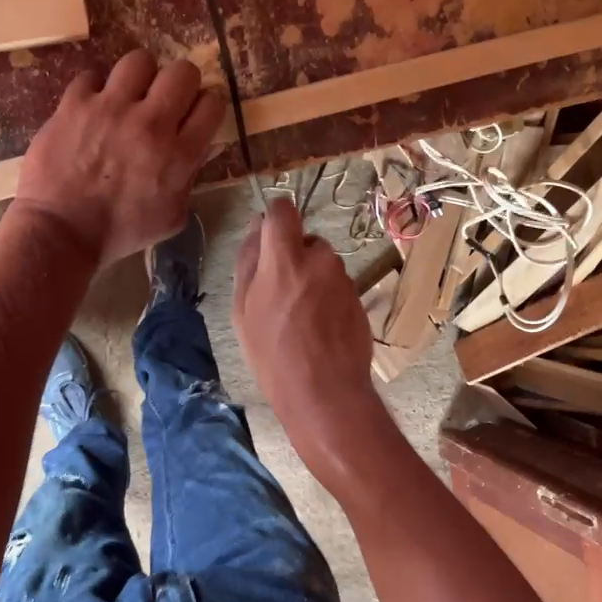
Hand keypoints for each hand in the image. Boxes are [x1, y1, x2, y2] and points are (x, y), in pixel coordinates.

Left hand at [12, 49, 225, 267]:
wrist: (61, 232)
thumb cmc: (119, 233)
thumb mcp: (171, 217)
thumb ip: (187, 179)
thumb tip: (195, 150)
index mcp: (179, 155)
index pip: (212, 104)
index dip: (205, 107)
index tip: (193, 116)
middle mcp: (151, 124)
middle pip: (182, 72)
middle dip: (178, 84)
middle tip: (164, 101)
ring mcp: (111, 109)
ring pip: (140, 61)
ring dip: (138, 77)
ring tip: (128, 95)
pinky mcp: (75, 104)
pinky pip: (92, 75)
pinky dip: (95, 88)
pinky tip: (93, 106)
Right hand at [233, 198, 385, 458]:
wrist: (325, 391)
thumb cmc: (272, 354)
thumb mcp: (242, 310)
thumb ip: (248, 262)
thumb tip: (255, 230)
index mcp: (285, 258)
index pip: (283, 210)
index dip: (273, 218)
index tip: (268, 238)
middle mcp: (320, 259)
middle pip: (304, 240)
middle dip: (293, 257)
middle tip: (280, 294)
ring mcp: (344, 278)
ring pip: (323, 265)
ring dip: (312, 279)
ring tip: (300, 318)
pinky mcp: (359, 298)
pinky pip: (338, 286)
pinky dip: (328, 298)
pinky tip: (320, 329)